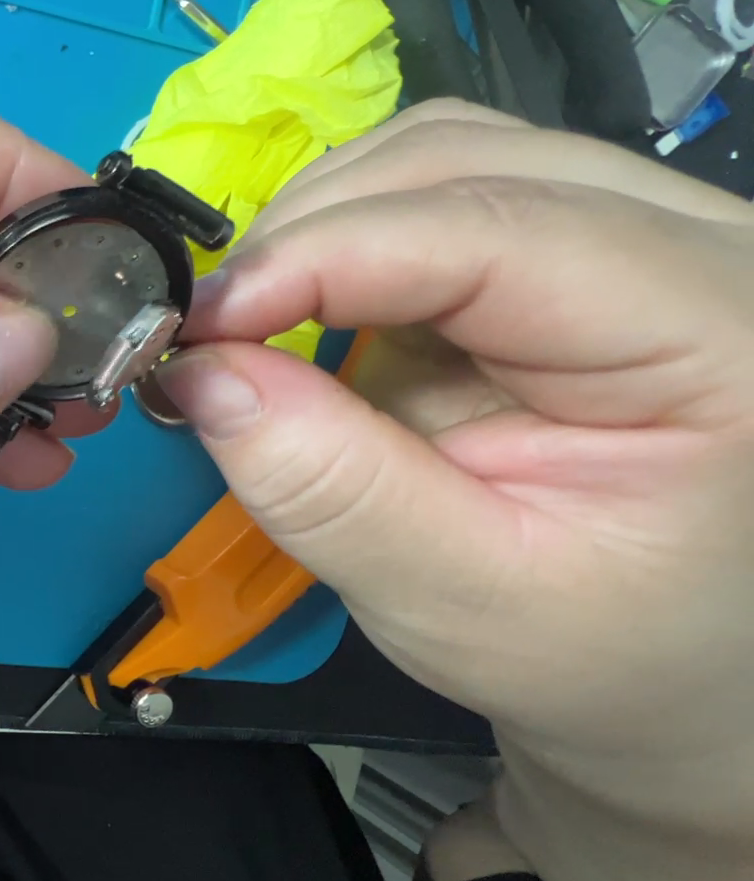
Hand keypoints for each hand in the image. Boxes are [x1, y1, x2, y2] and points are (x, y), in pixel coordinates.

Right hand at [153, 100, 753, 880]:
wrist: (738, 728)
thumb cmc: (643, 687)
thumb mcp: (467, 597)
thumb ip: (318, 474)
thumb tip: (190, 373)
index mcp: (724, 324)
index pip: (470, 216)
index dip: (300, 260)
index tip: (183, 343)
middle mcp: (685, 247)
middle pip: (445, 152)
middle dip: (292, 235)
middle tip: (205, 345)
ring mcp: (617, 253)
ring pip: (420, 169)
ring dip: (304, 245)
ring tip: (247, 348)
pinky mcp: (552, 285)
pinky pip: (408, 222)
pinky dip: (321, 267)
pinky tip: (293, 345)